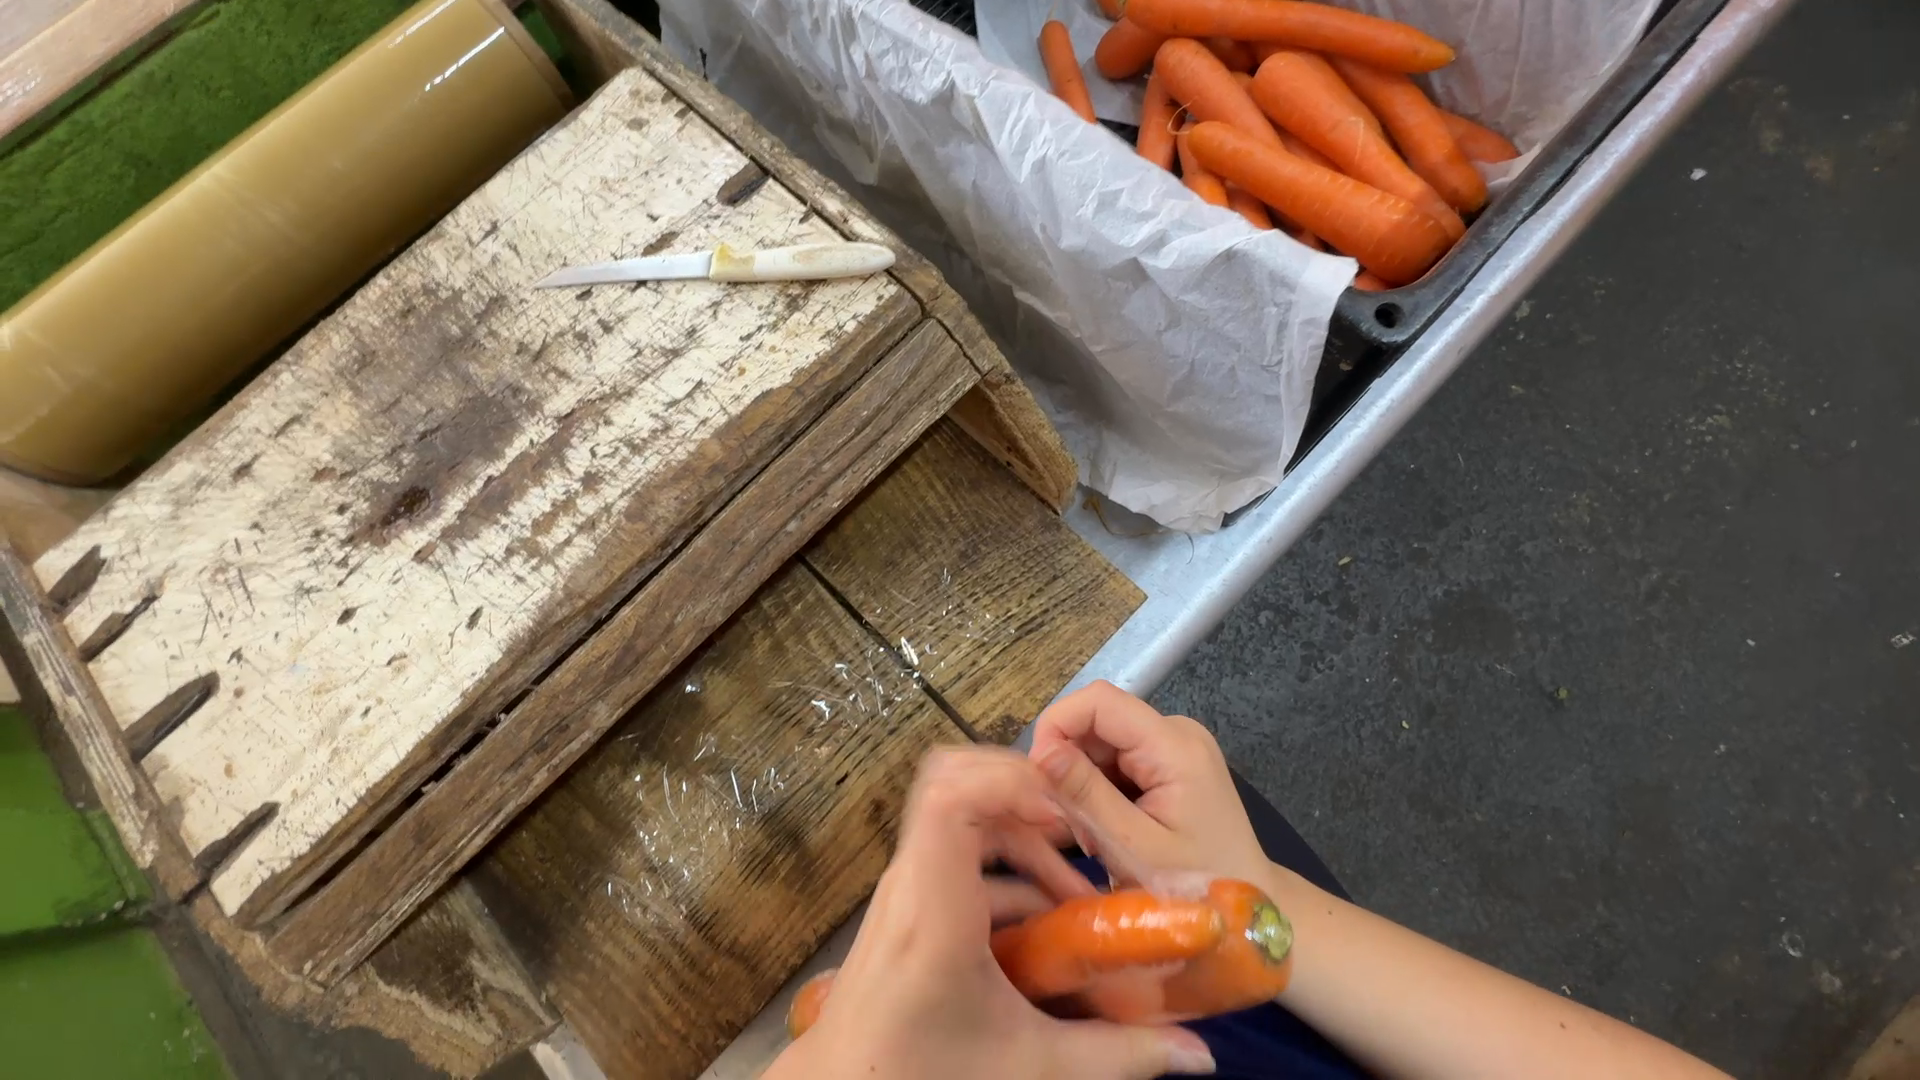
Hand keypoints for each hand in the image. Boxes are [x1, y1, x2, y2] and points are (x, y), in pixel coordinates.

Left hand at [767, 746, 1215, 1079]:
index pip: (948, 797)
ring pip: (960, 814)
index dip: (1007, 781)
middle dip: (1023, 794)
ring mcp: (906, 881)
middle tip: (1075, 832)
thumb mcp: (1030, 1066)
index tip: (1060, 813)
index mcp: (935, 907)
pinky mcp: (908, 894)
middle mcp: (913, 878)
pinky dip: (1004, 867)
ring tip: (1071, 893)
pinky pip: (956, 850)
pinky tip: (1041, 922)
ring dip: (1020, 838)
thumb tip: (1199, 1054)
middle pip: (954, 783)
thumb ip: (1118, 1055)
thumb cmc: (924, 1075)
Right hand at [1030, 681, 1268, 888]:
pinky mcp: (1171, 760)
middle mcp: (1176, 730)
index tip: (1038, 774)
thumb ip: (1086, 795)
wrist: (1252, 915)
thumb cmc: (1196, 888)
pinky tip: (1107, 828)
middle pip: (1099, 720)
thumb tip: (1040, 751)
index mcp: (1174, 745)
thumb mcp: (1133, 847)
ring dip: (1083, 781)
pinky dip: (1100, 788)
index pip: (1098, 701)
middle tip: (1067, 821)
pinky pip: (1117, 757)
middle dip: (1070, 763)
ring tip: (1091, 835)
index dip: (1057, 725)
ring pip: (1102, 740)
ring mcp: (1176, 744)